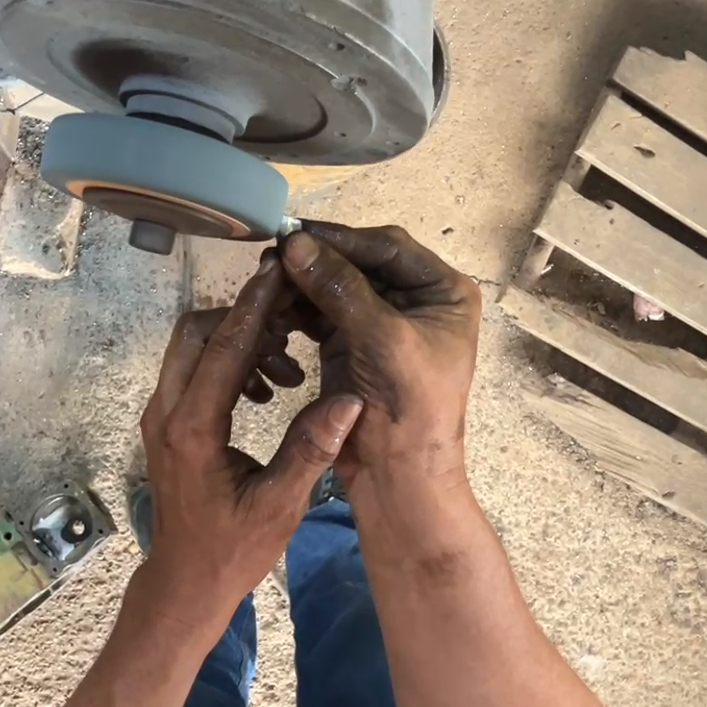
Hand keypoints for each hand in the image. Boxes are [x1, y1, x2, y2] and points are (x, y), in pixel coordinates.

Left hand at [135, 256, 364, 630]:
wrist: (185, 579)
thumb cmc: (232, 550)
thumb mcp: (279, 505)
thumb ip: (310, 449)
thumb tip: (351, 400)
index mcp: (192, 429)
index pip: (221, 348)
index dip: (254, 308)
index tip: (282, 273)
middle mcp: (166, 412)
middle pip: (194, 333)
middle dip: (244, 319)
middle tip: (294, 327)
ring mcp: (160, 416)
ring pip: (191, 349)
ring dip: (239, 343)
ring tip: (288, 371)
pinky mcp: (166, 423)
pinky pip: (192, 372)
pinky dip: (228, 365)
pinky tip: (267, 390)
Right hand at [274, 222, 481, 489]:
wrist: (397, 474)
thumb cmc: (409, 406)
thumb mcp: (381, 338)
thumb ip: (340, 288)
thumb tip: (295, 244)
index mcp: (440, 292)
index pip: (387, 248)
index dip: (341, 239)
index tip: (296, 233)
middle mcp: (411, 300)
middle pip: (356, 264)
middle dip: (315, 263)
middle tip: (273, 257)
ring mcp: (376, 322)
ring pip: (332, 288)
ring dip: (300, 286)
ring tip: (267, 281)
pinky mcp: (347, 344)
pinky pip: (318, 314)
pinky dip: (295, 311)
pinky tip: (272, 309)